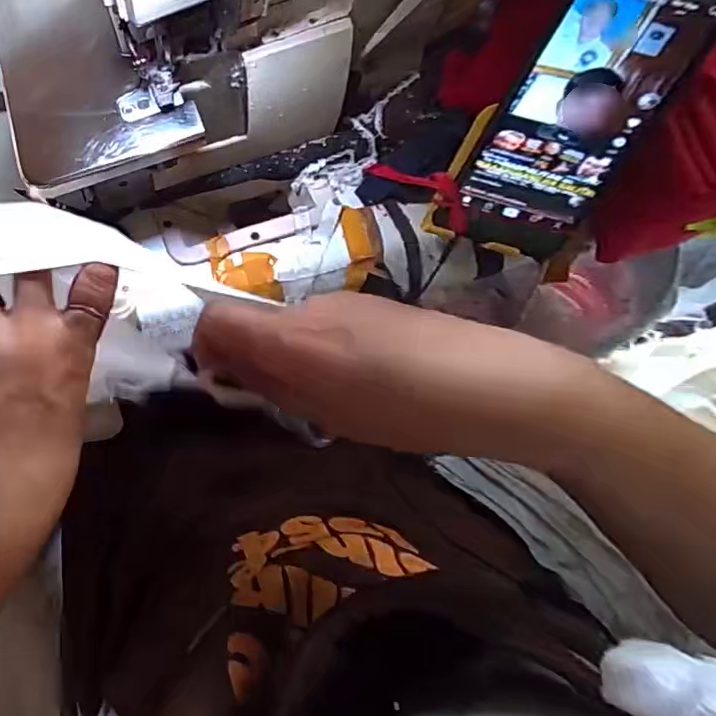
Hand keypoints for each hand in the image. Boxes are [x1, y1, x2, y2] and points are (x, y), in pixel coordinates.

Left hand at [0, 264, 118, 570]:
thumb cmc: (47, 462)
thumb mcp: (73, 405)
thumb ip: (67, 363)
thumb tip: (59, 345)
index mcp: (73, 346)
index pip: (93, 290)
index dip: (94, 271)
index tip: (93, 261)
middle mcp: (33, 328)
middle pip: (33, 270)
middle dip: (32, 258)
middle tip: (28, 251)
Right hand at [192, 291, 610, 469]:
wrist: (512, 385)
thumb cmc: (414, 411)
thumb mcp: (331, 413)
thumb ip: (272, 387)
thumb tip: (228, 370)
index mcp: (294, 336)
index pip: (215, 317)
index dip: (203, 346)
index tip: (220, 382)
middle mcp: (310, 307)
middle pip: (249, 322)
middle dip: (246, 358)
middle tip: (276, 402)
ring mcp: (343, 302)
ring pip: (286, 326)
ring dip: (284, 357)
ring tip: (328, 398)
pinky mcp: (371, 306)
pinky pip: (320, 325)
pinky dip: (316, 351)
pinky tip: (362, 382)